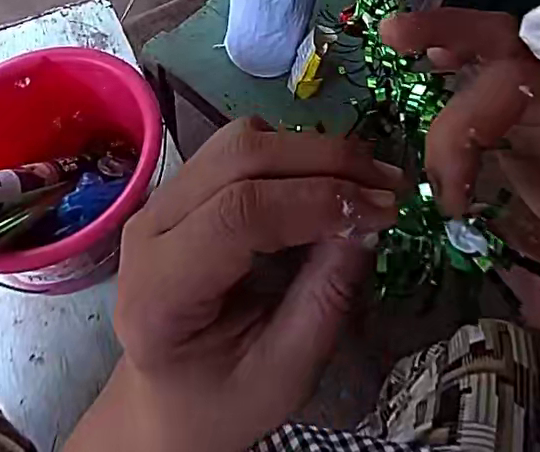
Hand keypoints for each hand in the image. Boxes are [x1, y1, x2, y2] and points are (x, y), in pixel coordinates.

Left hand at [64, 118, 403, 451]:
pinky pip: (239, 144)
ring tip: (367, 176)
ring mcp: (162, 196)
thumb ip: (324, 300)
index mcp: (160, 287)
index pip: (238, 213)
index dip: (315, 200)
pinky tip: (326, 176)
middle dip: (325, 160)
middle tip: (389, 182)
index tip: (382, 209)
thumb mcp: (282, 375)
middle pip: (240, 157)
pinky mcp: (183, 183)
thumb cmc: (220, 399)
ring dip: (312, 148)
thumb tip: (366, 221)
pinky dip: (292, 150)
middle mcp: (150, 223)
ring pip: (240, 139)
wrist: (168, 393)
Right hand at [382, 6, 539, 354]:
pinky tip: (415, 64)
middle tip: (403, 34)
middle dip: (468, 35)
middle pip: (534, 55)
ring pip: (494, 60)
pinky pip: (474, 85)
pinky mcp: (514, 123)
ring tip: (410, 79)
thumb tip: (500, 257)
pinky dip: (443, 69)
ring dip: (446, 58)